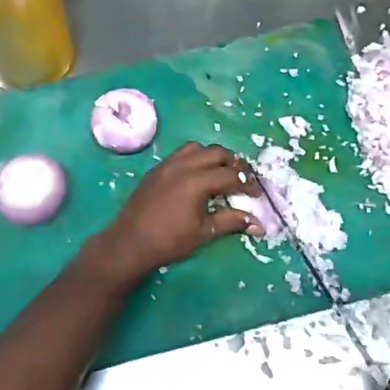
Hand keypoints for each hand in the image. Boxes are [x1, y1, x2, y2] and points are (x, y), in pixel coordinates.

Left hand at [84, 141, 259, 280]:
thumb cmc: (169, 240)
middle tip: (242, 180)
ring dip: (212, 156)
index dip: (248, 184)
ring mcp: (166, 165)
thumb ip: (231, 221)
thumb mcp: (203, 232)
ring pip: (196, 148)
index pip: (231, 175)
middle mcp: (182, 166)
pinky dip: (194, 159)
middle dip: (233, 164)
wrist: (130, 242)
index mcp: (196, 181)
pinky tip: (197, 176)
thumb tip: (259, 223)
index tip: (257, 194)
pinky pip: (180, 154)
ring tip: (220, 173)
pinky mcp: (156, 170)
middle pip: (216, 153)